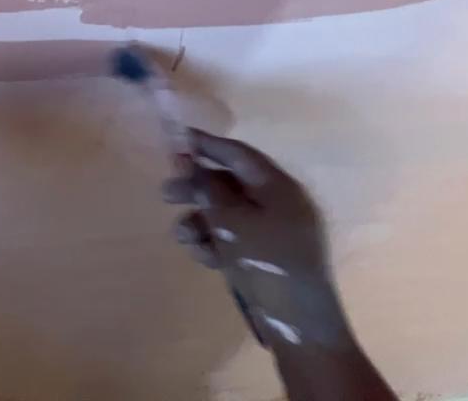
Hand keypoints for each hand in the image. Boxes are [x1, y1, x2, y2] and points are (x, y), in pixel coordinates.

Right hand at [163, 129, 349, 350]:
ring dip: (200, 221)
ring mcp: (277, 232)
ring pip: (228, 212)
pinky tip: (202, 256)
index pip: (237, 154)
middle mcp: (280, 204)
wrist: (302, 329)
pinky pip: (235, 236)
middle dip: (195, 189)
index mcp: (280, 188)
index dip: (205, 144)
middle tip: (165, 194)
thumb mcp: (230, 221)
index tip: (173, 139)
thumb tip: (189, 162)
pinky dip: (215, 241)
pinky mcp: (269, 256)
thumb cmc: (267, 263)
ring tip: (183, 237)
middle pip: (229, 183)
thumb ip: (207, 187)